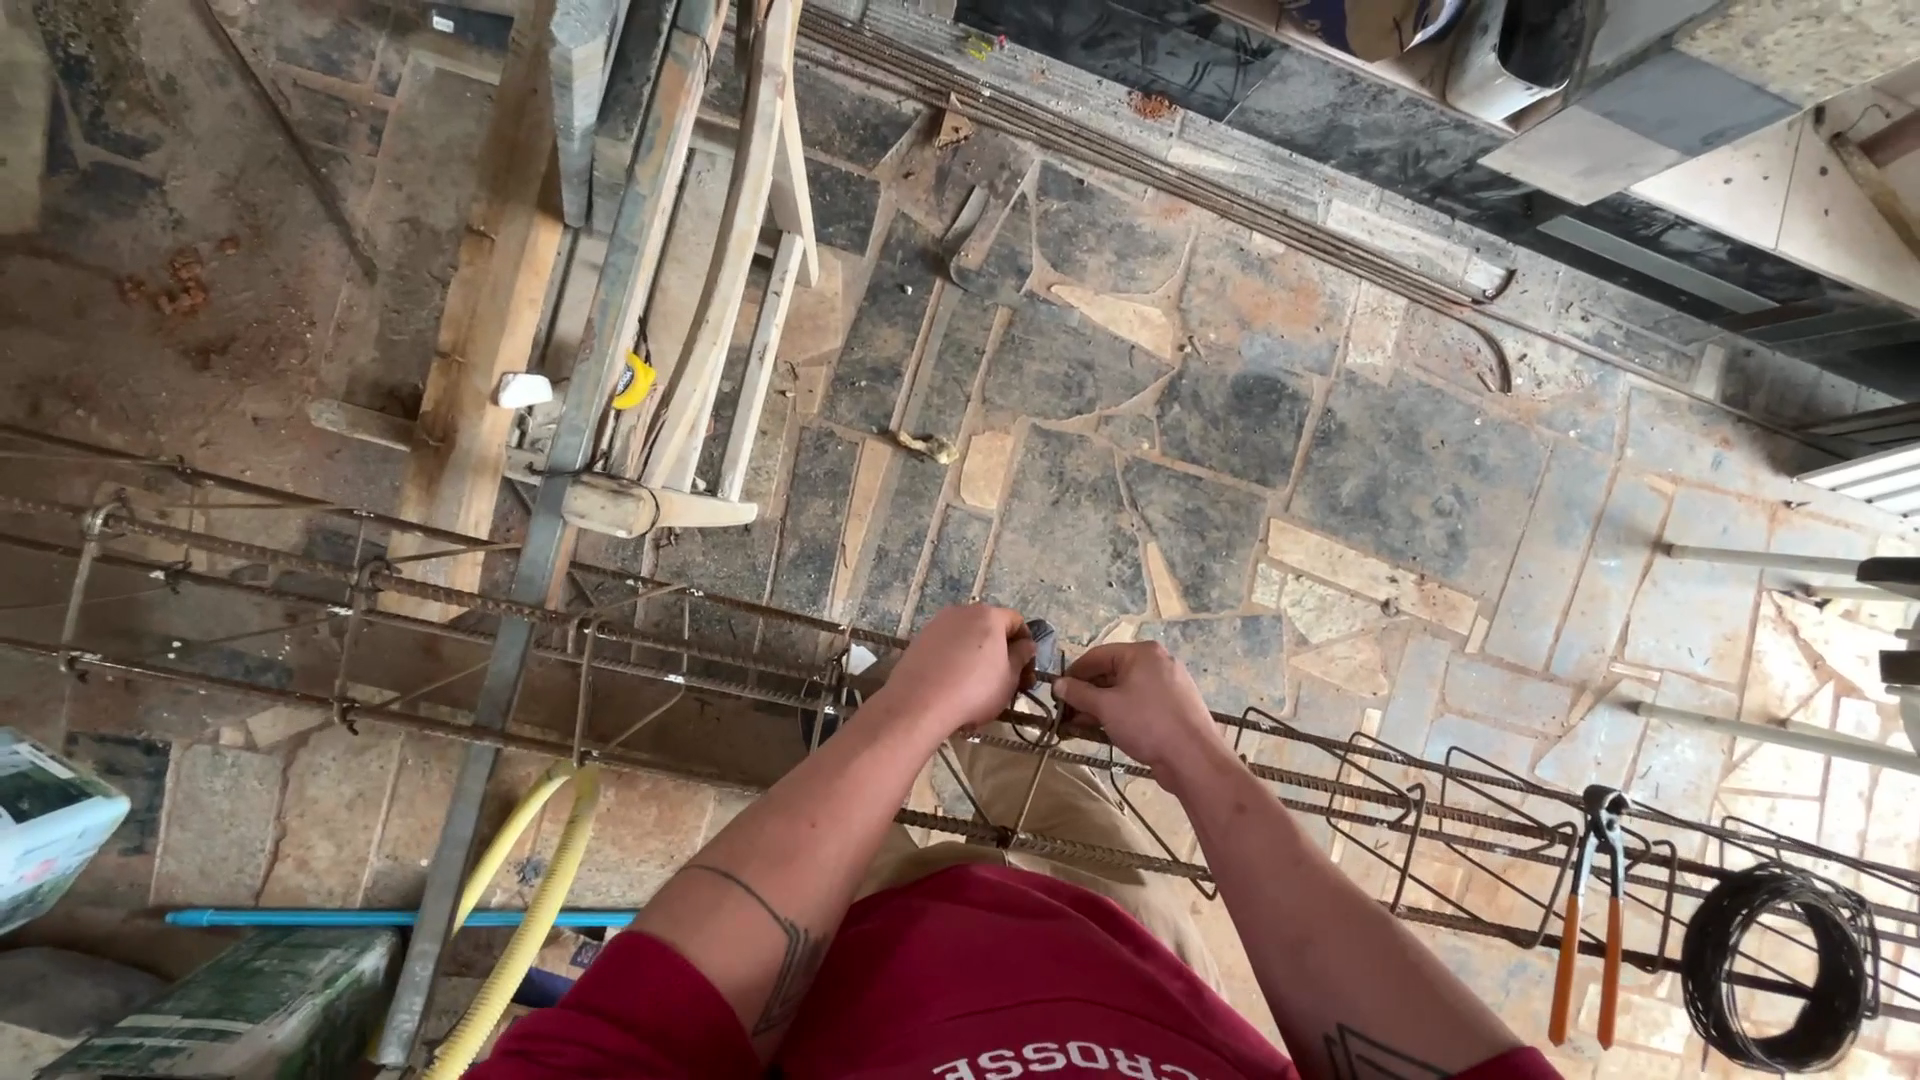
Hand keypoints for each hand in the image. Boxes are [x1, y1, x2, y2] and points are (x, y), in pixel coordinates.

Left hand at [870, 605, 1035, 737]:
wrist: (919, 703)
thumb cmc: (974, 690)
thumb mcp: (1009, 678)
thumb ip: (1021, 656)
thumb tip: (1026, 645)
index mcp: (988, 616)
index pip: (1016, 621)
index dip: (1026, 645)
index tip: (1027, 670)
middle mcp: (962, 612)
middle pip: (990, 627)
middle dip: (1002, 651)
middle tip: (1007, 680)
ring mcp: (937, 624)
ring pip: (967, 637)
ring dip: (978, 655)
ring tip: (980, 685)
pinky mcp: (920, 640)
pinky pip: (947, 646)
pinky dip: (956, 660)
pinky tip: (955, 684)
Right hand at [1052, 642, 1230, 787]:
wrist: (1194, 759)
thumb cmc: (1147, 724)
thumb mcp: (1106, 707)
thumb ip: (1078, 693)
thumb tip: (1058, 684)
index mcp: (1142, 653)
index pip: (1098, 655)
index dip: (1074, 673)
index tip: (1057, 691)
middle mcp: (1157, 663)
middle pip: (1112, 672)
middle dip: (1087, 692)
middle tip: (1067, 711)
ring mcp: (1169, 685)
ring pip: (1125, 690)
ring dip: (1101, 705)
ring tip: (1080, 724)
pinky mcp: (1174, 707)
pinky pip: (1139, 703)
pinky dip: (1120, 712)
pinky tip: (1105, 729)